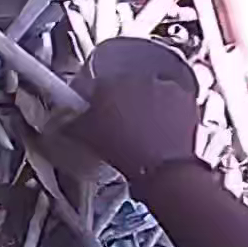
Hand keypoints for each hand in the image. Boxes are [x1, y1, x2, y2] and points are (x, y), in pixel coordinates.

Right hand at [67, 36, 201, 178]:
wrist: (164, 168)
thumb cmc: (123, 151)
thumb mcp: (85, 138)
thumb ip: (71, 123)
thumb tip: (62, 120)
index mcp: (106, 84)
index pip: (92, 86)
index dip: (91, 100)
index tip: (93, 112)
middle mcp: (134, 78)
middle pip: (122, 85)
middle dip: (119, 100)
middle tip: (118, 124)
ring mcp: (162, 84)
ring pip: (148, 89)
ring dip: (144, 102)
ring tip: (142, 129)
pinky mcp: (184, 95)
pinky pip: (171, 97)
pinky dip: (168, 109)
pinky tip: (163, 128)